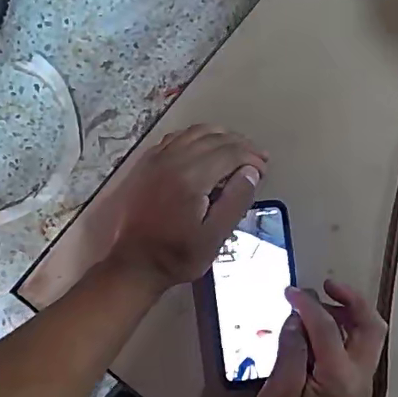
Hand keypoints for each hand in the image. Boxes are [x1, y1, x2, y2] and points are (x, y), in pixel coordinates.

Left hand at [105, 125, 266, 290]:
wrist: (134, 264)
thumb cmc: (175, 256)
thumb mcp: (213, 237)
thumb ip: (235, 202)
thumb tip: (250, 173)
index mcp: (191, 177)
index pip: (230, 152)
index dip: (251, 157)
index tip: (263, 170)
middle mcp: (172, 160)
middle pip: (213, 137)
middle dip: (240, 145)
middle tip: (256, 159)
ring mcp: (155, 160)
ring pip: (194, 132)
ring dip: (219, 137)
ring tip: (236, 151)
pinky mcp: (146, 165)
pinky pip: (175, 138)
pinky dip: (195, 137)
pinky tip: (204, 149)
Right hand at [252, 278, 386, 396]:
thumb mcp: (278, 392)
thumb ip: (290, 351)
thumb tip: (295, 320)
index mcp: (341, 375)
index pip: (327, 325)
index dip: (306, 303)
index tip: (288, 291)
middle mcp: (360, 377)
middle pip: (371, 327)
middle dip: (352, 300)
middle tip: (326, 286)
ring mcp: (361, 387)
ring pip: (367, 339)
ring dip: (348, 317)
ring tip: (317, 308)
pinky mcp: (353, 395)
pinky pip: (356, 354)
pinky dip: (343, 335)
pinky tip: (317, 337)